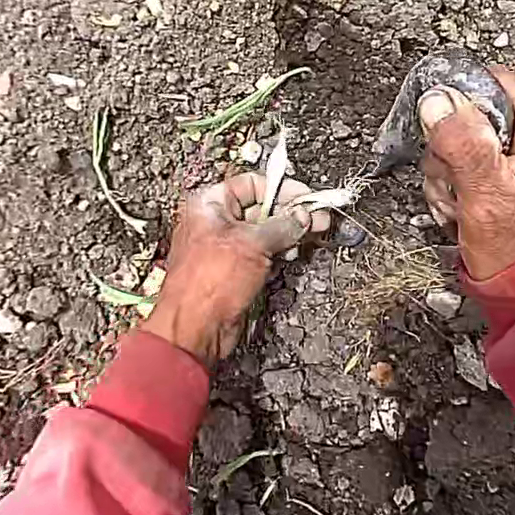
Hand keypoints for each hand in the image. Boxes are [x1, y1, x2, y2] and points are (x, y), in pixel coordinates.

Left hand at [141, 173, 330, 368]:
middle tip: (318, 218)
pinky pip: (264, 253)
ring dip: (289, 234)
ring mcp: (228, 247)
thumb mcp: (253, 244)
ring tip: (309, 236)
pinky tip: (292, 254)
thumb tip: (303, 216)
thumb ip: (283, 225)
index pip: (252, 184)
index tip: (307, 198)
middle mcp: (217, 222)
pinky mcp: (237, 269)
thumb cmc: (209, 283)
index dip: (282, 189)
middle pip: (262, 207)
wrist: (195, 329)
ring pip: (266, 231)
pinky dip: (280, 252)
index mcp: (210, 205)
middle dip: (291, 213)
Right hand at [418, 67, 514, 279]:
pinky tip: (464, 207)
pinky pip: (476, 163)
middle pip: (477, 114)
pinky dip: (461, 184)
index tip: (443, 137)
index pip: (493, 84)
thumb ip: (464, 145)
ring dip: (451, 172)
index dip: (460, 104)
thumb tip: (439, 99)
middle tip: (455, 185)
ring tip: (460, 203)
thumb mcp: (487, 196)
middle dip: (451, 150)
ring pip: (469, 140)